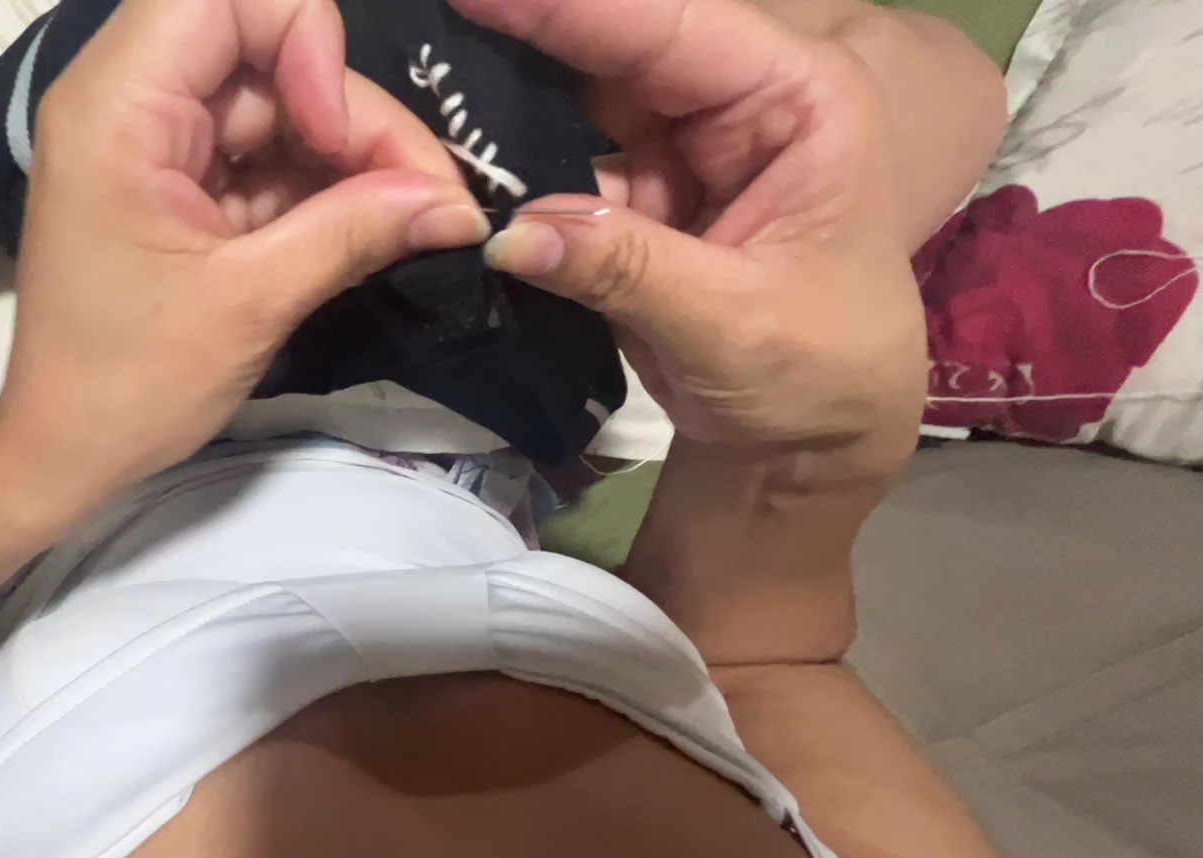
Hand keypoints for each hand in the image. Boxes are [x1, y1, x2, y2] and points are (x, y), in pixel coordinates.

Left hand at [0, 0, 488, 499]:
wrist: (68, 452)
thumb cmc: (135, 385)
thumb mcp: (250, 305)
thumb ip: (351, 234)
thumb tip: (453, 205)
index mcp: (118, 108)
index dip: (308, 43)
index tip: (341, 142)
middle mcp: (130, 107)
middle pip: (265, 56)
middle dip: (351, 122)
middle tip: (427, 203)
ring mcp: (154, 153)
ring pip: (274, 115)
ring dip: (345, 166)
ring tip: (406, 226)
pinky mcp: (176, 197)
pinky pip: (259, 168)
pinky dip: (313, 198)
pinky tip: (360, 234)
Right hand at [461, 0, 930, 457]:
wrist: (796, 432)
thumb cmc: (811, 369)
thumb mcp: (729, 319)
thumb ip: (620, 269)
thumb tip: (505, 233)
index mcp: (795, 102)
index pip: (675, 27)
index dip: (574, 5)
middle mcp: (730, 114)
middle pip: (615, 58)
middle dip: (528, 43)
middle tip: (438, 31)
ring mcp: (671, 165)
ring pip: (575, 121)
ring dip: (507, 120)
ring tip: (429, 107)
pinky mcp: (629, 215)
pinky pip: (559, 188)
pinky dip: (511, 189)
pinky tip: (458, 176)